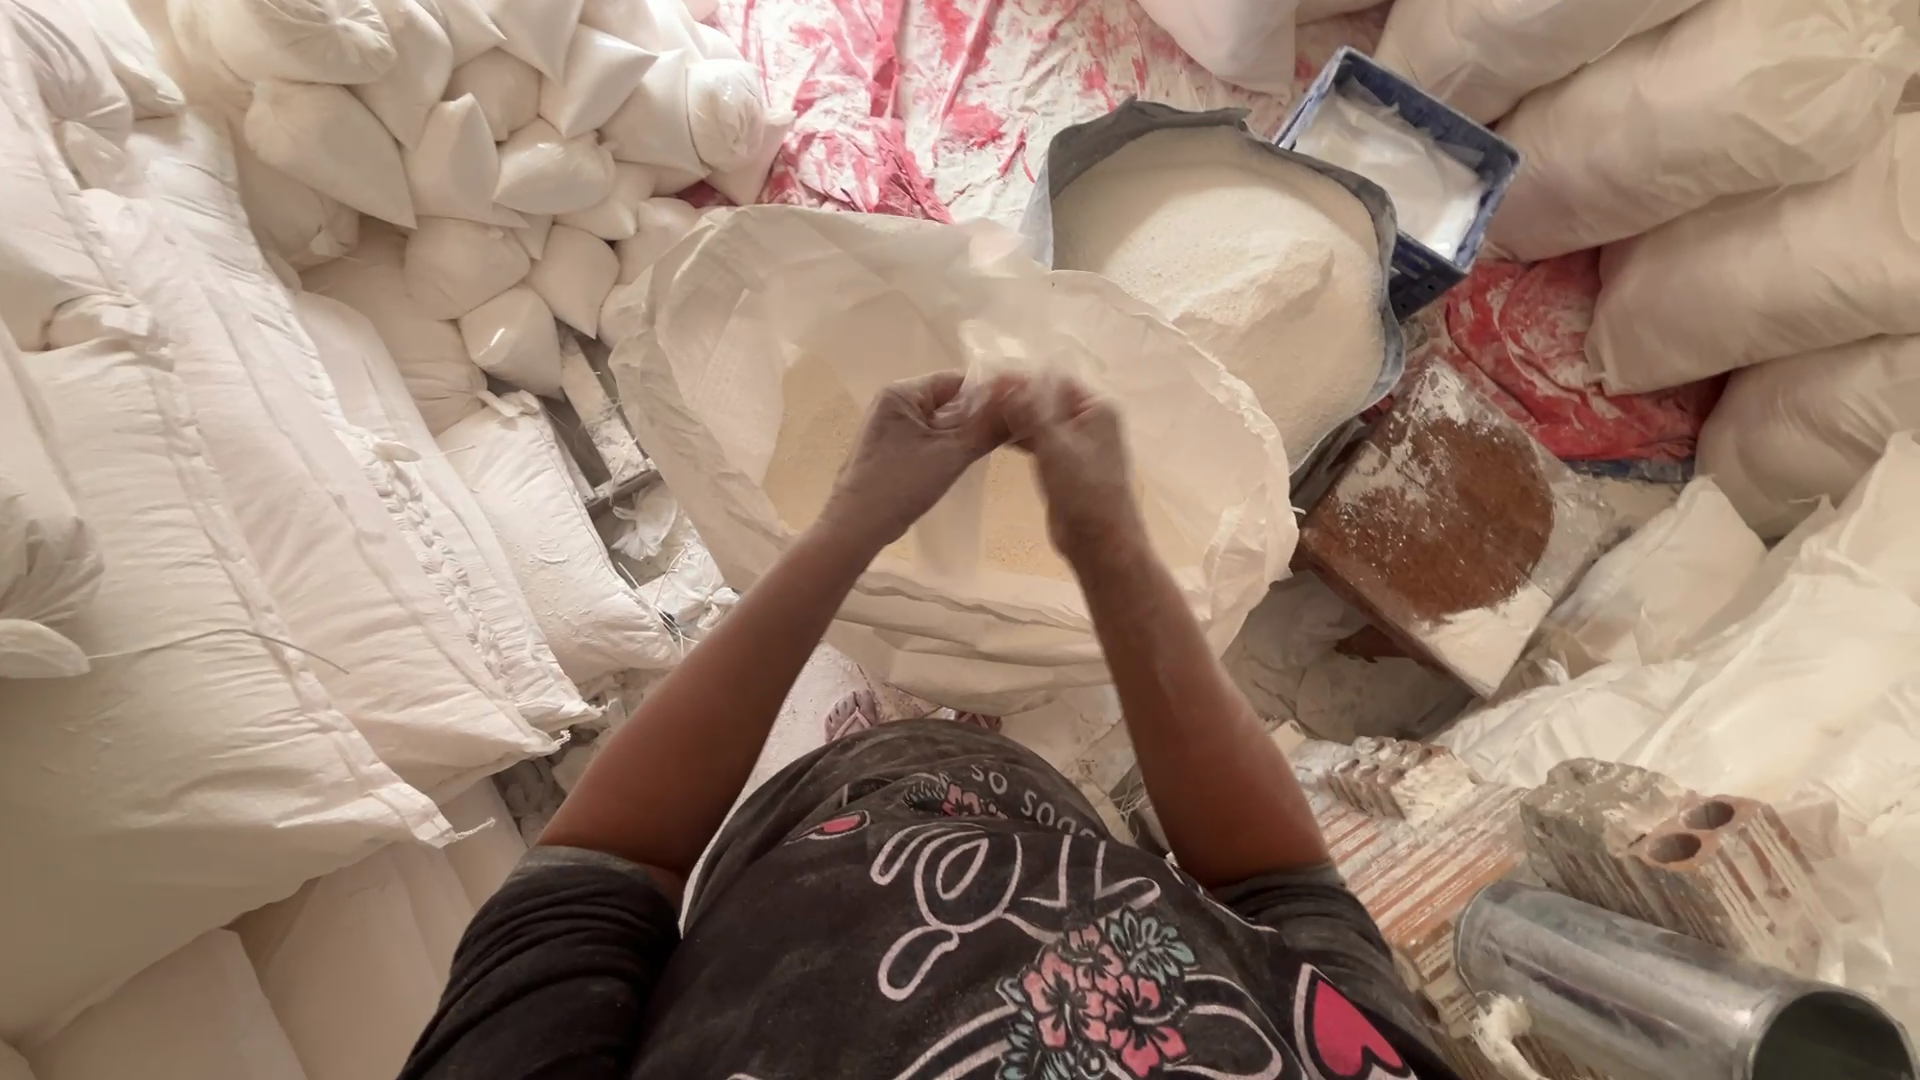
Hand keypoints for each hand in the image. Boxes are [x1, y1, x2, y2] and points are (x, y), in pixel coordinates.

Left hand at [816, 372, 1009, 554]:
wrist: (857, 525)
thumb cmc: (902, 483)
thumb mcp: (951, 454)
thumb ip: (988, 429)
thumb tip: (1022, 409)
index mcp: (901, 392)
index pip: (954, 380)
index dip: (988, 392)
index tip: (1016, 407)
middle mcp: (892, 403)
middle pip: (947, 399)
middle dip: (978, 413)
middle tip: (1012, 427)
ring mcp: (888, 427)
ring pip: (938, 421)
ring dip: (964, 431)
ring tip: (995, 444)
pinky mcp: (890, 450)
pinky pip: (927, 438)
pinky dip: (948, 445)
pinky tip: (966, 458)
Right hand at [996, 373, 1147, 566]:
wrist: (1098, 540)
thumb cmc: (1083, 488)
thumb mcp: (1054, 444)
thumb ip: (1030, 411)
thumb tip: (1007, 382)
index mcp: (1096, 407)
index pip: (1054, 380)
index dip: (1021, 379)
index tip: (987, 381)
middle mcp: (1089, 420)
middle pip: (1046, 399)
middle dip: (1014, 398)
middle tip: (977, 400)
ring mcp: (1076, 443)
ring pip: (1039, 421)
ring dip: (1013, 419)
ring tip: (979, 416)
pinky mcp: (1063, 464)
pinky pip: (1038, 441)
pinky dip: (1018, 438)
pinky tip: (992, 435)